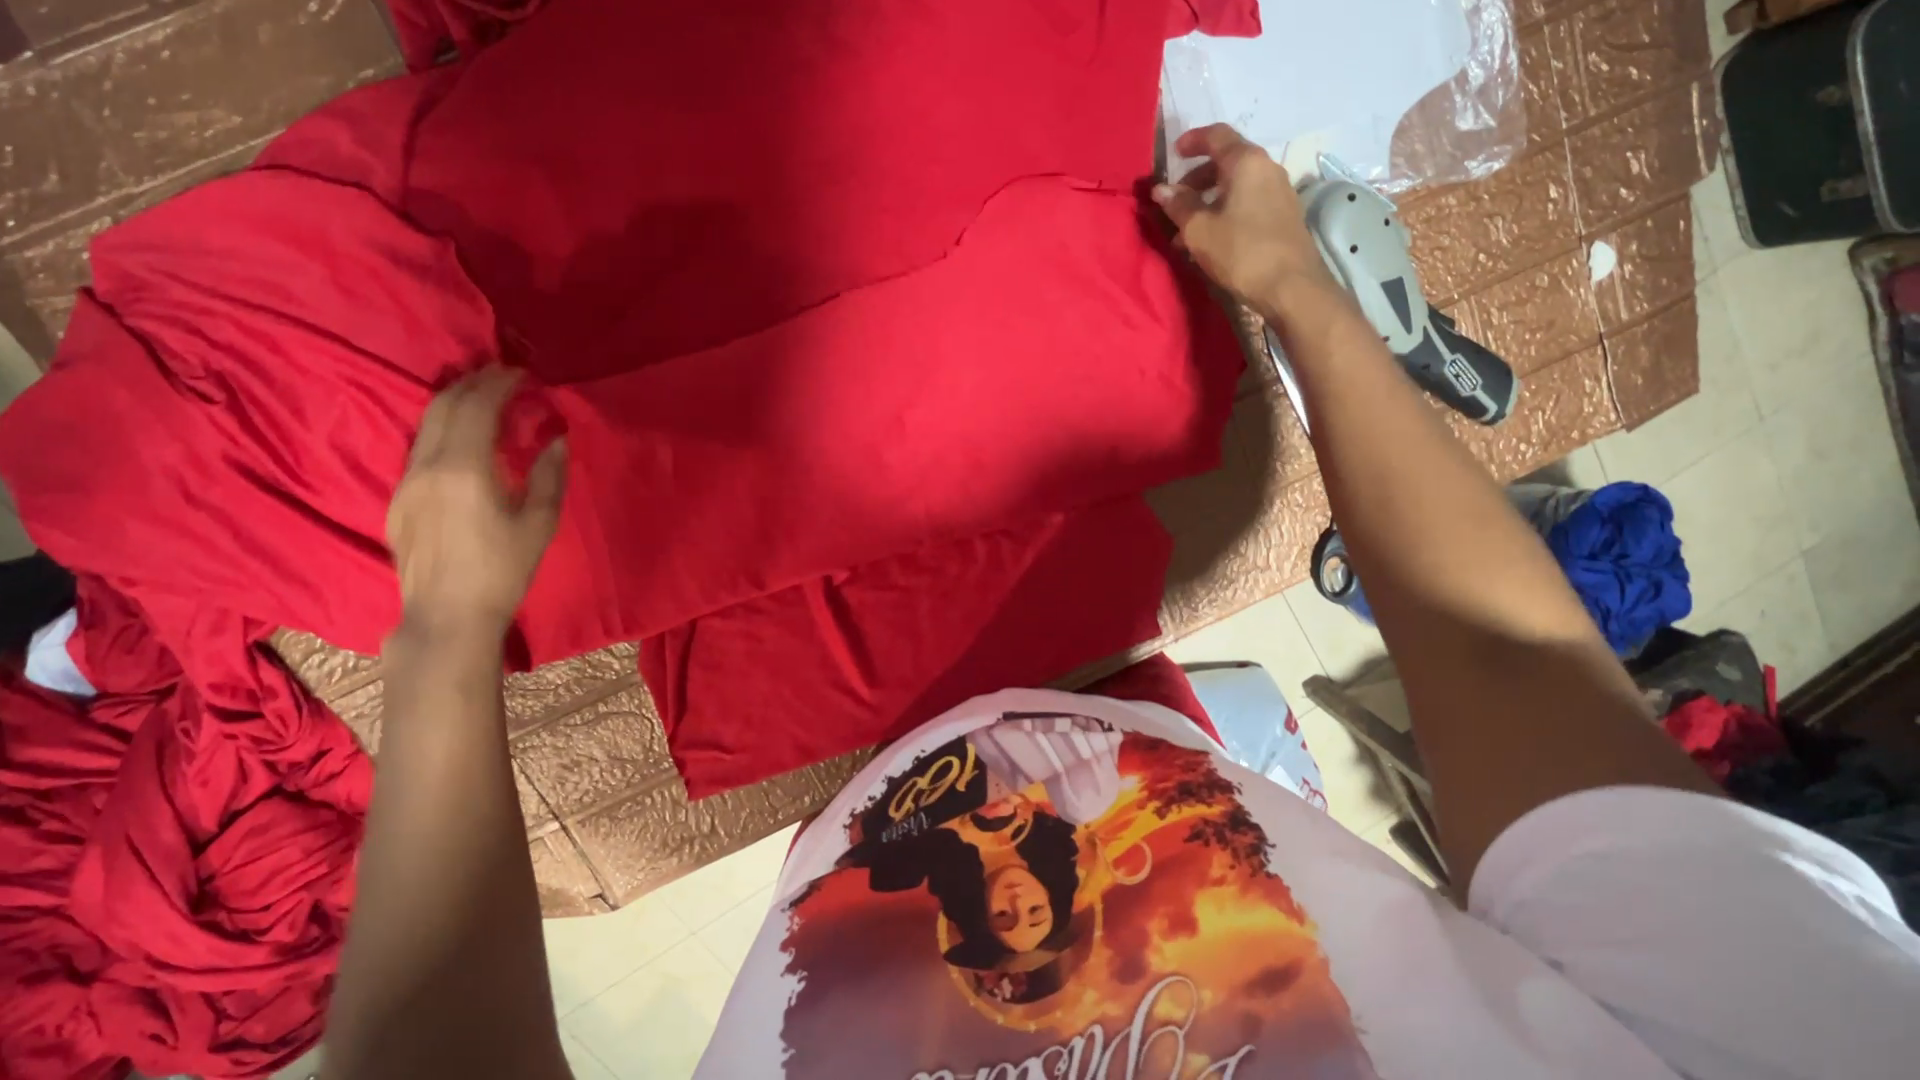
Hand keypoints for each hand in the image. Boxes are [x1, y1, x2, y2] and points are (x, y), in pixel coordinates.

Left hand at [387, 367, 566, 639]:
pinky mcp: (398, 499)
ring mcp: (406, 482)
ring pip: (426, 424)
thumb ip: (549, 475)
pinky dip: (443, 429)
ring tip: (483, 399)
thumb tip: (556, 438)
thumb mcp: (539, 524)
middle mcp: (427, 466)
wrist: (447, 616)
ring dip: (455, 403)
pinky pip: (420, 447)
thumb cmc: (502, 572)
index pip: (477, 406)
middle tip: (503, 377)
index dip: (500, 383)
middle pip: (444, 405)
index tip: (524, 374)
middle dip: (474, 383)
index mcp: (464, 469)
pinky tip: (463, 439)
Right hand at [1152, 124, 1342, 320]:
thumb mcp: (1199, 230)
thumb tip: (1162, 189)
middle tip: (1177, 199)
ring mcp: (1280, 192)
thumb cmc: (1241, 252)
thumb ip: (1179, 205)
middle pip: (1228, 161)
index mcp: (1246, 162)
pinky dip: (1227, 210)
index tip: (1174, 154)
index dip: (1193, 140)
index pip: (1217, 136)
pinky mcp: (1284, 216)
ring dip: (1210, 200)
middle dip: (1198, 177)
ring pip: (1238, 185)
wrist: (1291, 287)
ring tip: (1189, 228)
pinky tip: (1213, 237)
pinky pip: (1249, 202)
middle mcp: (1267, 169)